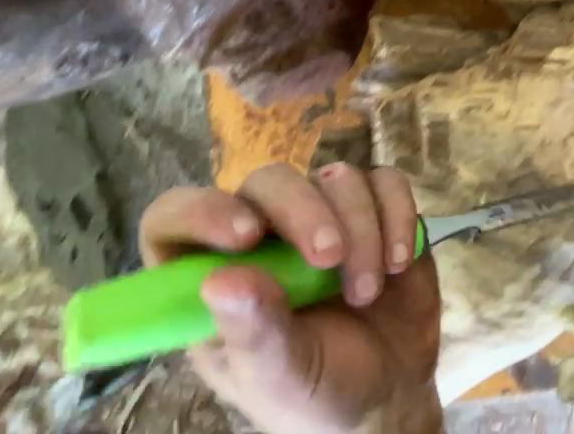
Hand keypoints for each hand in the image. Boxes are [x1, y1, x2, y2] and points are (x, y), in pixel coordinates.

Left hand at [139, 163, 442, 433]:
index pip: (175, 219)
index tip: (246, 237)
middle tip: (329, 259)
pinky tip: (398, 262)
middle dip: (304, 213)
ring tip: (368, 291)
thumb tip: (220, 280)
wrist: (389, 392)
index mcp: (213, 275)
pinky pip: (388, 183)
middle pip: (270, 182)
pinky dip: (397, 216)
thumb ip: (255, 331)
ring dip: (361, 229)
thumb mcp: (278, 378)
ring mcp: (326, 214)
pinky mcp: (378, 209)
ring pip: (336, 179)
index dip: (201, 212)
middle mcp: (266, 234)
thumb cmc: (315, 394)